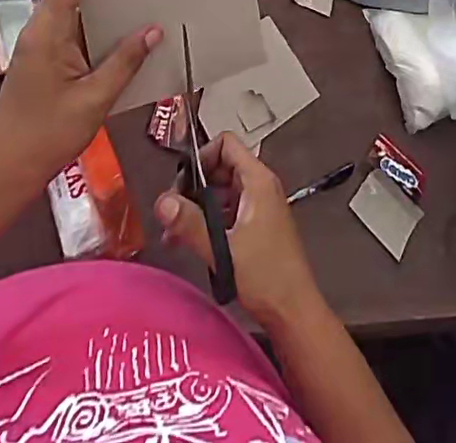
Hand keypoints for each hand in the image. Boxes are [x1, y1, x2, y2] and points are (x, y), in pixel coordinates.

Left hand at [0, 0, 161, 197]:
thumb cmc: (45, 135)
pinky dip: (96, 16)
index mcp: (48, 32)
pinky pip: (75, 26)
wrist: (4, 169)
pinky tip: (120, 19)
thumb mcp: (93, 100)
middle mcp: (42, 30)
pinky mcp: (46, 59)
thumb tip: (152, 29)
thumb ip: (123, 62)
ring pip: (73, 5)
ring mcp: (42, 45)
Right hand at [156, 133, 321, 323]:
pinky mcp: (255, 225)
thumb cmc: (266, 276)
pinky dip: (207, 220)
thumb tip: (162, 202)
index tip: (182, 182)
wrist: (294, 312)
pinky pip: (226, 210)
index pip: (226, 144)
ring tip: (174, 232)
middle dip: (193, 185)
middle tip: (172, 210)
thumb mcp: (223, 248)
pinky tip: (188, 241)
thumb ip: (190, 223)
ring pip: (220, 190)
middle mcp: (260, 187)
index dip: (201, 156)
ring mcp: (258, 206)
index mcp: (258, 181)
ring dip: (197, 206)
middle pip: (220, 167)